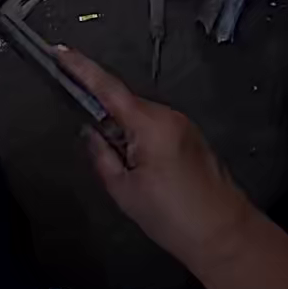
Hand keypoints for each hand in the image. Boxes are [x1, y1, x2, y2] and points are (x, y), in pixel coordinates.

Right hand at [57, 46, 256, 265]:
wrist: (228, 237)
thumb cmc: (172, 217)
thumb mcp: (123, 190)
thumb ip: (100, 154)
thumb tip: (90, 131)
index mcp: (149, 124)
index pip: (107, 88)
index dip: (81, 68)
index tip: (60, 51)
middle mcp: (167, 115)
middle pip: (122, 102)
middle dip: (101, 114)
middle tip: (90, 142)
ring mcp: (181, 124)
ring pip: (137, 116)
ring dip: (121, 131)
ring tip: (123, 170)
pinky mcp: (189, 136)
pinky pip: (152, 126)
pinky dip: (137, 137)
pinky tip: (138, 168)